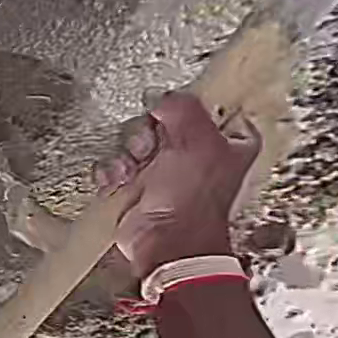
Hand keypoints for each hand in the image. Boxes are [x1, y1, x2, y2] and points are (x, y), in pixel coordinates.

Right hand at [98, 92, 260, 278]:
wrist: (163, 241)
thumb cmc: (190, 199)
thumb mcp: (197, 140)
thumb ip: (182, 108)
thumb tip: (160, 96)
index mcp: (226, 142)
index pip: (203, 109)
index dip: (182, 110)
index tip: (171, 116)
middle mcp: (195, 154)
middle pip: (159, 122)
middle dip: (145, 135)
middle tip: (150, 149)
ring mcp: (163, 171)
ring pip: (132, 142)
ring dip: (125, 155)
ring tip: (132, 171)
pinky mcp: (135, 186)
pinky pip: (113, 164)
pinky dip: (111, 172)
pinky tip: (118, 181)